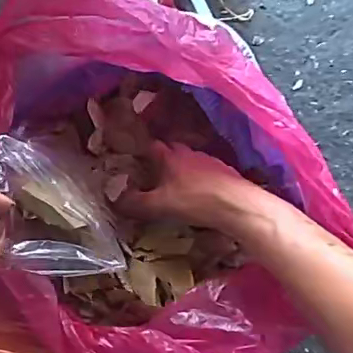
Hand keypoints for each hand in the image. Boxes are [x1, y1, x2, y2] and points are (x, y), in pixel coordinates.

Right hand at [119, 141, 263, 228]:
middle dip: (162, 158)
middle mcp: (189, 153)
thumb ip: (134, 202)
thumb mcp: (158, 206)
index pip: (151, 146)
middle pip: (172, 149)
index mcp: (169, 156)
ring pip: (190, 160)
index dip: (142, 151)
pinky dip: (200, 179)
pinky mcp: (226, 172)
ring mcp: (210, 161)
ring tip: (175, 184)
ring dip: (182, 169)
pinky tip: (199, 193)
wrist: (239, 206)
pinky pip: (207, 171)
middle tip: (153, 172)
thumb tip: (113, 199)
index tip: (134, 160)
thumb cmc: (194, 201)